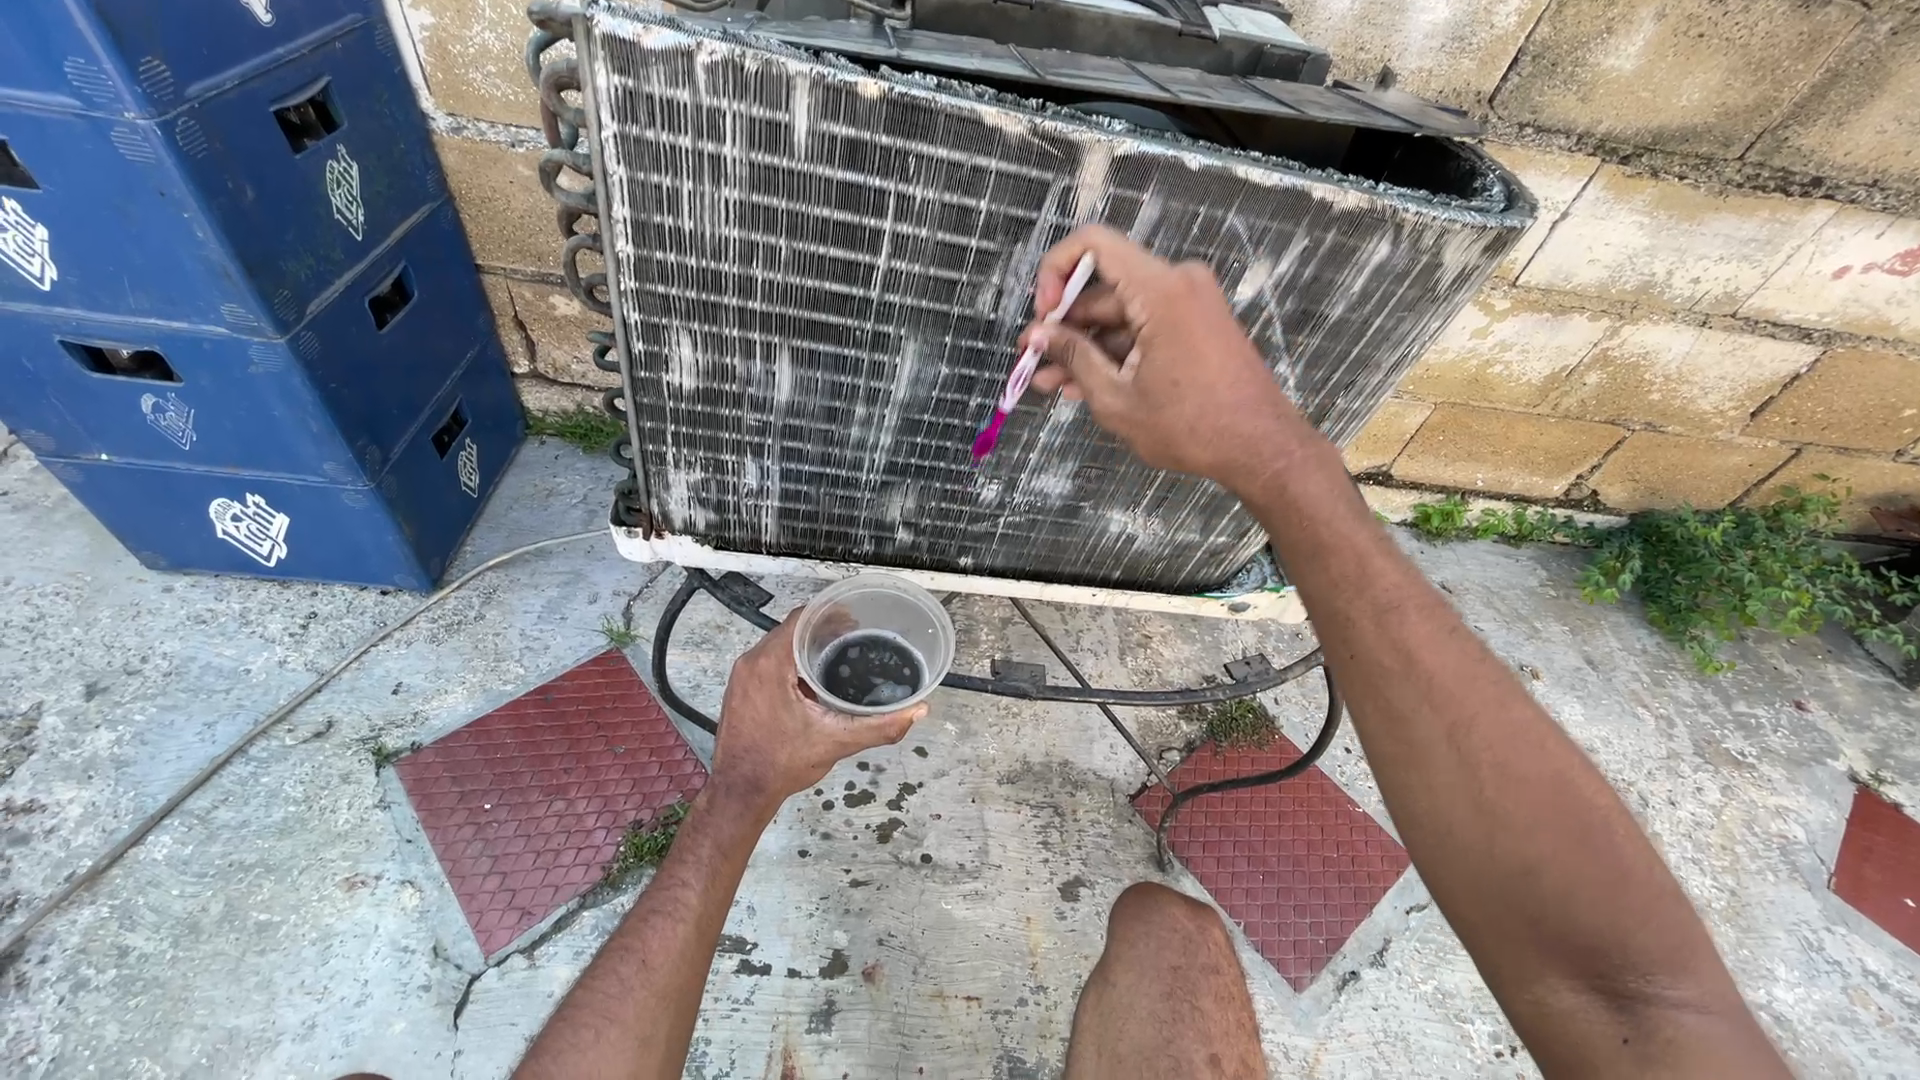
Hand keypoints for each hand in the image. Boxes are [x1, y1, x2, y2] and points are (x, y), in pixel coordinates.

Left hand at [708, 611, 926, 813]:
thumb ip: (880, 726)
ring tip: (837, 654)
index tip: (854, 618)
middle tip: (853, 636)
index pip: (800, 618)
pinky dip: (790, 661)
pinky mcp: (740, 690)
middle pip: (790, 630)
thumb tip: (916, 712)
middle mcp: (751, 663)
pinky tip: (812, 679)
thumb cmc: (780, 765)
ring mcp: (742, 677)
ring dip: (805, 646)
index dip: (829, 613)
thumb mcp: (837, 741)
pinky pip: (767, 662)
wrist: (740, 792)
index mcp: (769, 664)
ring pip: (778, 646)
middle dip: (821, 630)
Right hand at [1023, 226, 1310, 486]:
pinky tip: (1083, 385)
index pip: (1093, 245)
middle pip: (1104, 289)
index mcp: (1160, 289)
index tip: (1042, 318)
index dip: (1055, 273)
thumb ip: (1073, 358)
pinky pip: (1143, 330)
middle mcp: (1177, 283)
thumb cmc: (1190, 426)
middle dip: (1065, 327)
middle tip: (1033, 362)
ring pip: (1120, 317)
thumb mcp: (1116, 398)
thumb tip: (1037, 336)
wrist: (1260, 447)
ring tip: (1050, 384)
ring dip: (1086, 348)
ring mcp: (1189, 305)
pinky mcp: (1195, 327)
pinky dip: (1115, 354)